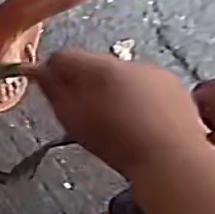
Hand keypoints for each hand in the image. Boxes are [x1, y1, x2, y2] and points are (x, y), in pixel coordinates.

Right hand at [28, 50, 214, 178]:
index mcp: (99, 68)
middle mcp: (128, 63)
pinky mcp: (174, 86)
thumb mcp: (71, 118)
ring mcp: (155, 73)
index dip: (50, 72)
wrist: (171, 157)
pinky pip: (142, 84)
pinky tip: (132, 122)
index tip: (48, 89)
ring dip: (108, 91)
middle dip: (81, 83)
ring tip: (108, 121)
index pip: (63, 56)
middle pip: (92, 64)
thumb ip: (52, 90)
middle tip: (77, 112)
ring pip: (118, 75)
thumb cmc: (118, 142)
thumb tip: (40, 73)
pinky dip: (132, 97)